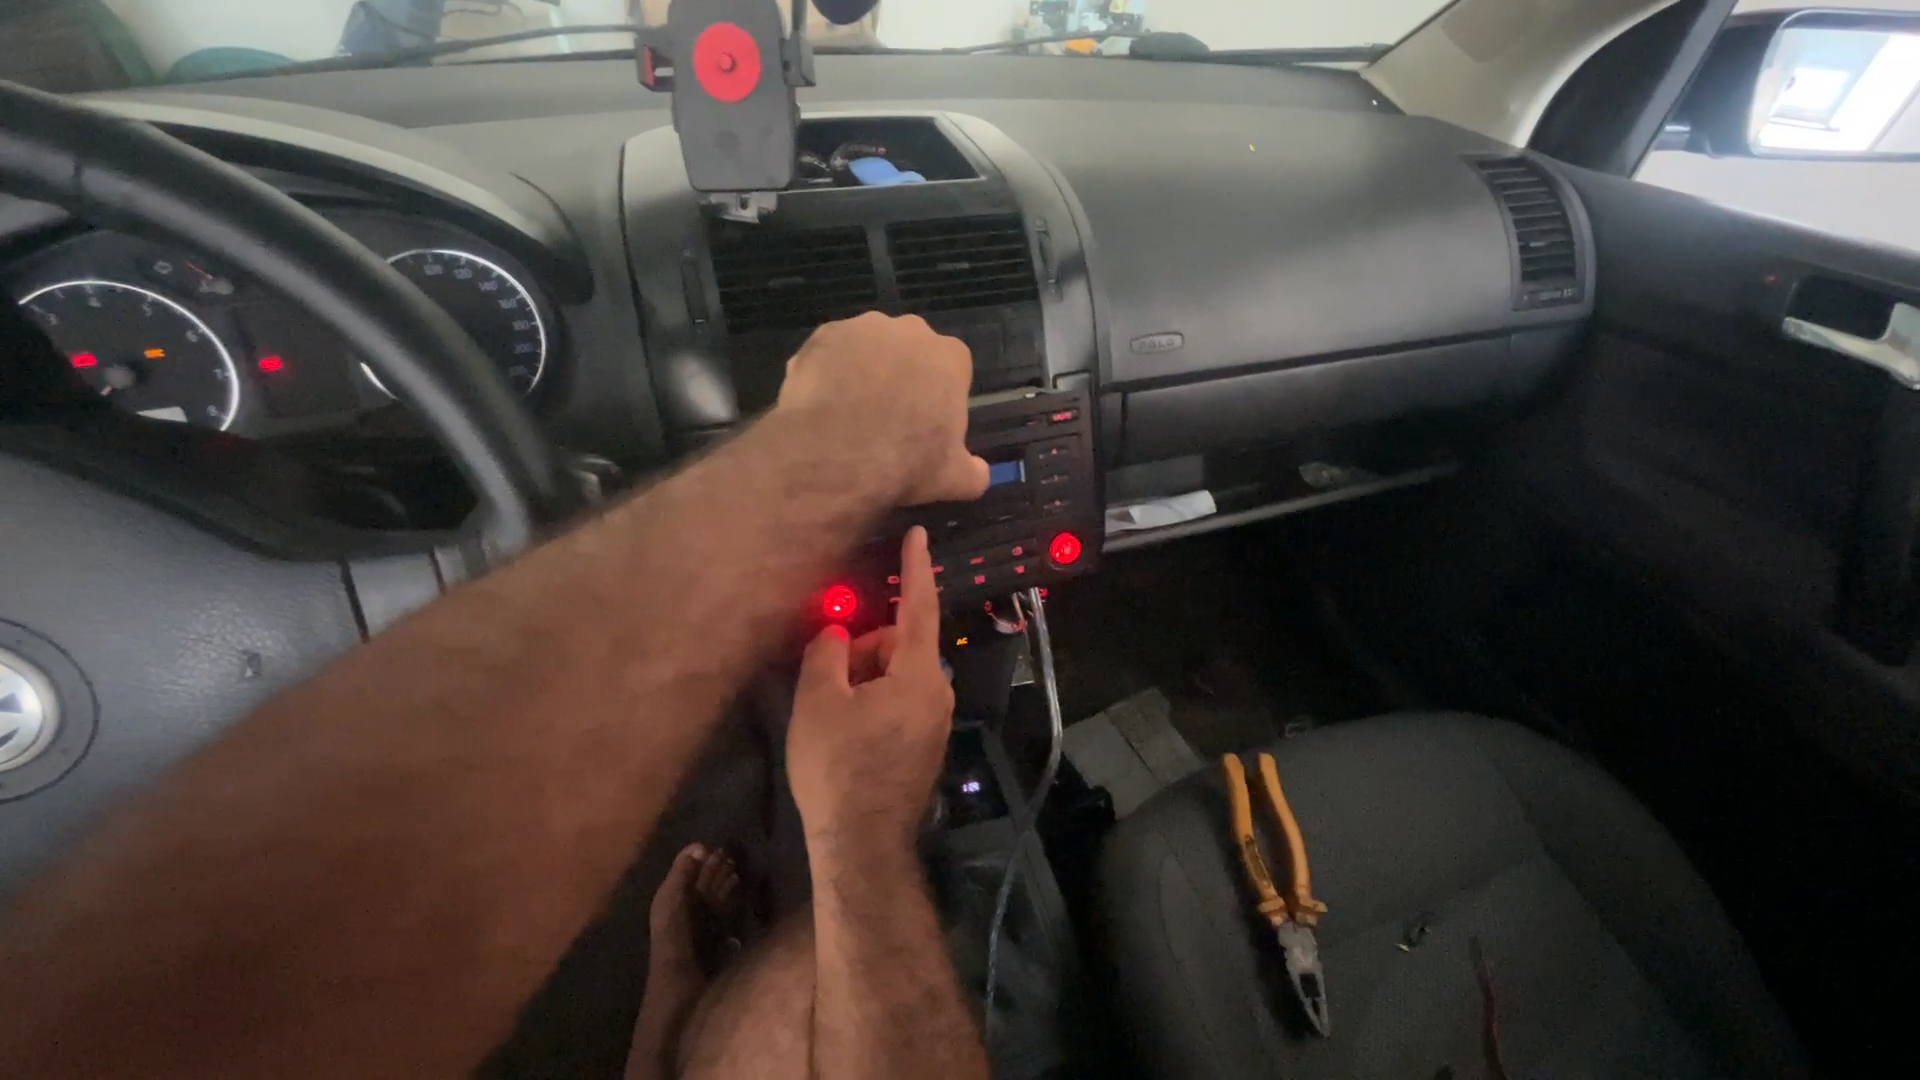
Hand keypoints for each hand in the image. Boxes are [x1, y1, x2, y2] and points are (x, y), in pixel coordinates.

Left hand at [777, 312, 988, 504]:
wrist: (837, 455)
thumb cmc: (907, 462)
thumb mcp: (955, 480)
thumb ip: (974, 472)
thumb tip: (979, 472)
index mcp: (950, 357)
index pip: (952, 370)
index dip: (939, 396)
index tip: (926, 424)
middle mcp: (910, 330)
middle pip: (910, 351)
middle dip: (902, 376)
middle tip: (887, 417)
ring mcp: (863, 327)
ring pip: (869, 348)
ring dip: (864, 371)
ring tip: (850, 412)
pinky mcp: (823, 335)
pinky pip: (831, 353)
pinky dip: (828, 373)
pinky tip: (822, 405)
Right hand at [788, 527, 953, 858]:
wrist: (860, 844)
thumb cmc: (839, 768)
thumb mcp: (820, 701)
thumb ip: (828, 652)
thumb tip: (838, 633)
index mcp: (920, 675)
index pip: (919, 607)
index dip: (915, 568)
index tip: (918, 535)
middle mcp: (937, 693)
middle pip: (899, 645)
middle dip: (863, 649)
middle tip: (825, 680)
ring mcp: (934, 722)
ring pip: (895, 675)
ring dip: (863, 678)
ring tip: (829, 714)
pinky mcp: (924, 744)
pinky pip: (898, 701)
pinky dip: (872, 700)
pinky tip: (844, 731)